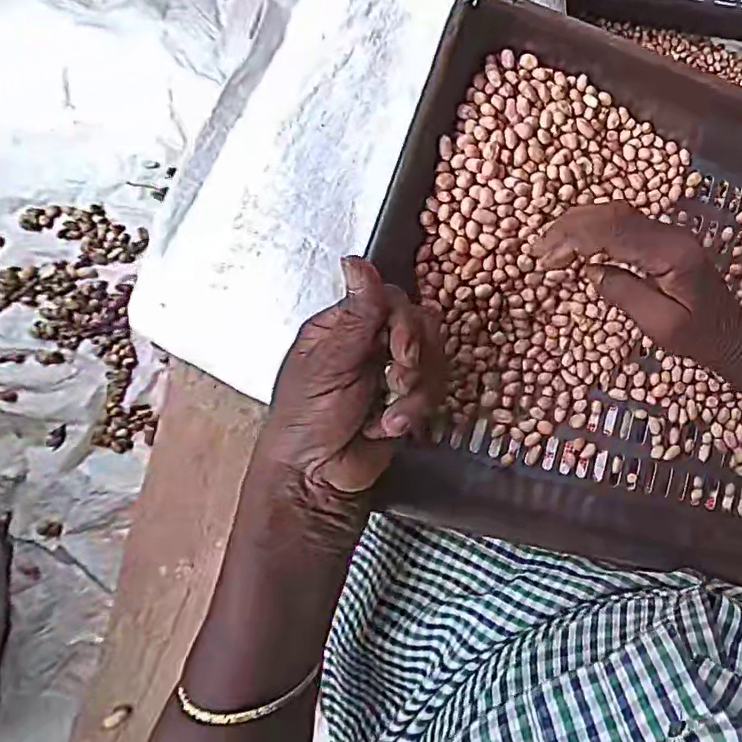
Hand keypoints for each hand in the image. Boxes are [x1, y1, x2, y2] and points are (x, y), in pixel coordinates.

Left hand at [255, 257, 441, 545]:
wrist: (317, 481)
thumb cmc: (306, 422)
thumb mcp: (329, 364)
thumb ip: (356, 314)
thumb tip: (356, 261)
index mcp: (344, 326)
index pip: (391, 300)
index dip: (404, 322)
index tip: (399, 349)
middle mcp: (371, 343)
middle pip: (420, 325)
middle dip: (414, 357)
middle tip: (396, 380)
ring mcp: (393, 371)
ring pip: (433, 358)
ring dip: (414, 391)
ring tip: (387, 413)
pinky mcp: (410, 398)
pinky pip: (435, 389)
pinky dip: (414, 411)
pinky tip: (388, 427)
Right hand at [531, 202, 741, 374]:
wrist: (733, 337)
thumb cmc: (700, 339)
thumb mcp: (661, 326)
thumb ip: (625, 294)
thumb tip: (591, 270)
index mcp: (673, 254)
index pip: (615, 232)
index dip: (575, 239)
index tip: (548, 257)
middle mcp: (672, 235)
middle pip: (614, 214)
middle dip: (571, 227)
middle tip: (540, 248)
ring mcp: (670, 234)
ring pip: (617, 213)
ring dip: (580, 224)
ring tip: (550, 244)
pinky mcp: (665, 240)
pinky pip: (625, 224)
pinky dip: (595, 229)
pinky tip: (576, 241)